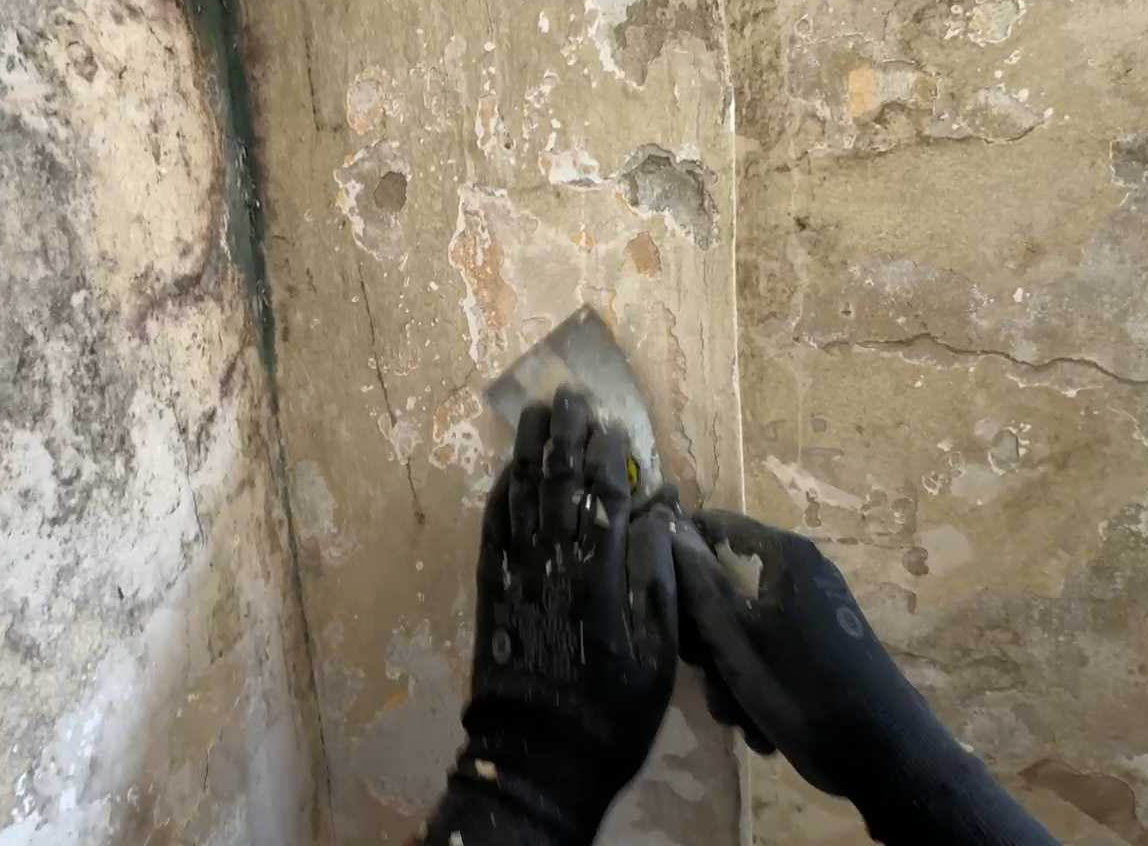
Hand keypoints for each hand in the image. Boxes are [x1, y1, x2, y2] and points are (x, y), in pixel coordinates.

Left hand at [450, 386, 679, 840]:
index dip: (608, 456)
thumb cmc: (611, 708)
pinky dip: (500, 492)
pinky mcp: (490, 582)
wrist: (540, 752)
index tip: (613, 424)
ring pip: (522, 493)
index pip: (605, 495)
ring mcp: (516, 567)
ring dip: (529, 448)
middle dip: (565, 433)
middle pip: (559, 480)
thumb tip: (658, 516)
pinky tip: (507, 468)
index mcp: (600, 571)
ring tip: (535, 411)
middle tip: (569, 394)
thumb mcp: (658, 653)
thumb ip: (656, 579)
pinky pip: (493, 525)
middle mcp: (554, 557)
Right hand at [673, 509, 1059, 844]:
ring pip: (742, 624)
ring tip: (735, 708)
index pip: (711, 525)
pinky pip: (770, 649)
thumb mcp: (731, 632)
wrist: (886, 761)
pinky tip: (759, 720)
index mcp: (783, 553)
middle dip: (705, 631)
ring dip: (727, 669)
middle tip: (700, 665)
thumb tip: (663, 526)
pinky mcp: (822, 646)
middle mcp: (800, 571)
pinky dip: (757, 682)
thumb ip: (695, 577)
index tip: (665, 597)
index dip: (680, 553)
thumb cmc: (799, 686)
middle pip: (724, 581)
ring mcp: (814, 610)